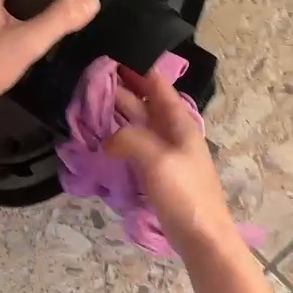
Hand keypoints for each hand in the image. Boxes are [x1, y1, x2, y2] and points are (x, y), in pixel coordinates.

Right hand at [103, 65, 240, 248]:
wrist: (203, 238)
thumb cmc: (185, 195)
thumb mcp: (156, 159)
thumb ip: (129, 139)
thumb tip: (107, 139)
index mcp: (178, 122)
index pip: (157, 83)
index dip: (136, 67)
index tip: (110, 55)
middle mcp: (173, 132)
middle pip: (145, 102)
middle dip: (121, 88)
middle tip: (89, 78)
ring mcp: (165, 153)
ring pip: (138, 124)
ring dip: (117, 113)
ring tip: (89, 103)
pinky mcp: (157, 173)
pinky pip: (135, 147)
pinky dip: (119, 138)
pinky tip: (102, 140)